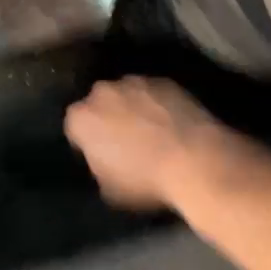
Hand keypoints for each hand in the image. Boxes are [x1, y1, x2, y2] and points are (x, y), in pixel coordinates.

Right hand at [64, 77, 232, 209]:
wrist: (196, 161)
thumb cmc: (146, 180)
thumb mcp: (109, 188)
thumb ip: (97, 167)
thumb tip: (104, 162)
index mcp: (81, 118)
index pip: (74, 128)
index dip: (87, 143)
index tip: (100, 155)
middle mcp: (101, 92)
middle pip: (98, 104)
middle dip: (108, 119)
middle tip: (125, 142)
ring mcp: (134, 82)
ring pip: (126, 95)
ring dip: (132, 108)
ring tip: (152, 132)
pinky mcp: (164, 80)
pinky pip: (154, 93)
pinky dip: (158, 104)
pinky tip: (172, 124)